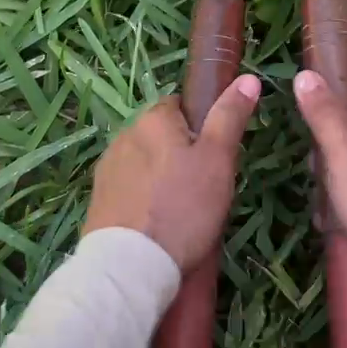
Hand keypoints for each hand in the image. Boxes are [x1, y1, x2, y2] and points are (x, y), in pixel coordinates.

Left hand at [83, 74, 260, 269]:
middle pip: (162, 135)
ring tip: (181, 212)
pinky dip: (143, 200)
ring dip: (161, 177)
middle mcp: (125, 134)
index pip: (181, 106)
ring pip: (146, 163)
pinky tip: (156, 225)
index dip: (201, 128)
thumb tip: (248, 78)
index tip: (214, 156)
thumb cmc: (183, 207)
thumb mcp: (218, 159)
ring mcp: (107, 169)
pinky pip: (129, 189)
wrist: (130, 269)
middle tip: (203, 188)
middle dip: (181, 155)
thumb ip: (230, 115)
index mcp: (154, 118)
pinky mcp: (97, 201)